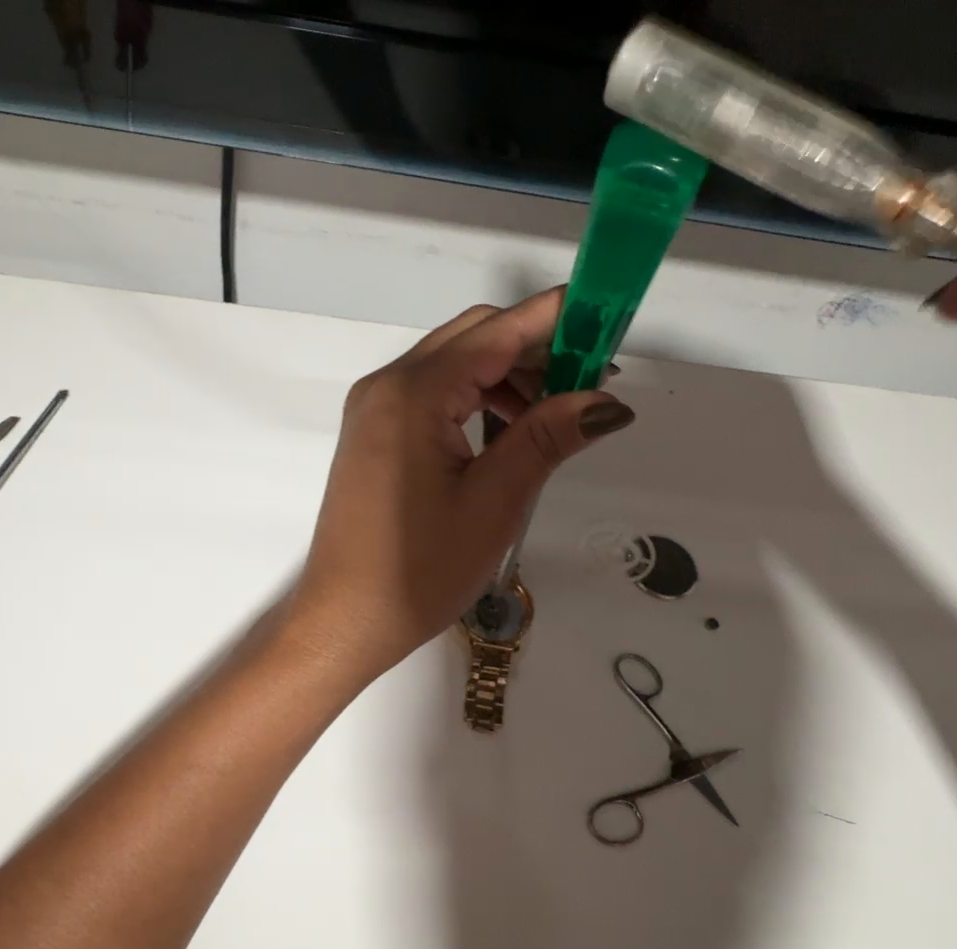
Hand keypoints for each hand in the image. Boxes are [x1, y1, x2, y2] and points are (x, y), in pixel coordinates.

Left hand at [279, 289, 634, 680]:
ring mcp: (375, 409)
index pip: (497, 331)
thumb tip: (609, 401)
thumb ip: (547, 437)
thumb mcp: (494, 501)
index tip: (611, 321)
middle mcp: (387, 386)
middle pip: (473, 339)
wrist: (345, 621)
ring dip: (508, 376)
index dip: (557, 319)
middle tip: (594, 379)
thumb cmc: (419, 569)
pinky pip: (433, 395)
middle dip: (536, 348)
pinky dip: (476, 399)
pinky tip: (510, 431)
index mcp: (413, 393)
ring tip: (559, 412)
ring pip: (453, 366)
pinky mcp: (375, 434)